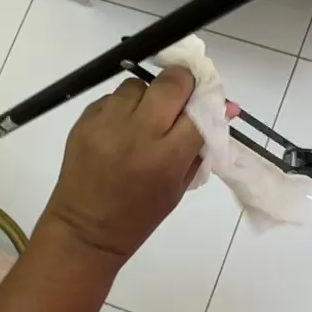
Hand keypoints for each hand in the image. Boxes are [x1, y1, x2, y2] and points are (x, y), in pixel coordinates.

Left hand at [37, 66, 204, 260]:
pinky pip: (112, 97)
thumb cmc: (141, 214)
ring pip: (138, 85)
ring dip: (148, 95)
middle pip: (170, 83)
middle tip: (180, 95)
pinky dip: (122, 107)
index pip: (199, 109)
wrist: (86, 228)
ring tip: (144, 117)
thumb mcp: (180, 184)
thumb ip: (201, 144)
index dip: (206, 98)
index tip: (206, 97)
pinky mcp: (84, 120)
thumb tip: (227, 107)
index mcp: (167, 157)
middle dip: (181, 83)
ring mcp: (107, 124)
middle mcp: (138, 133)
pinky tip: (120, 128)